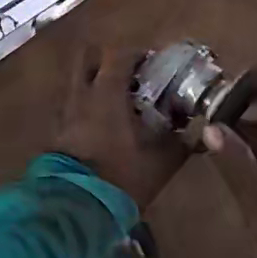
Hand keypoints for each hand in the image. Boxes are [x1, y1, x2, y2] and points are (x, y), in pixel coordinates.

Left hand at [54, 45, 189, 208]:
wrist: (77, 203)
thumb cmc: (120, 176)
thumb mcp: (160, 161)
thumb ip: (181, 142)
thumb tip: (199, 132)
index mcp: (105, 92)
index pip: (118, 55)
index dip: (137, 54)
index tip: (153, 62)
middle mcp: (81, 93)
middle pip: (88, 56)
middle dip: (108, 58)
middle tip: (131, 74)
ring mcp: (65, 108)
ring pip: (78, 78)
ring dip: (96, 80)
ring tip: (119, 98)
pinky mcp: (58, 127)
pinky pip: (72, 101)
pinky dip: (87, 101)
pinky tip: (103, 121)